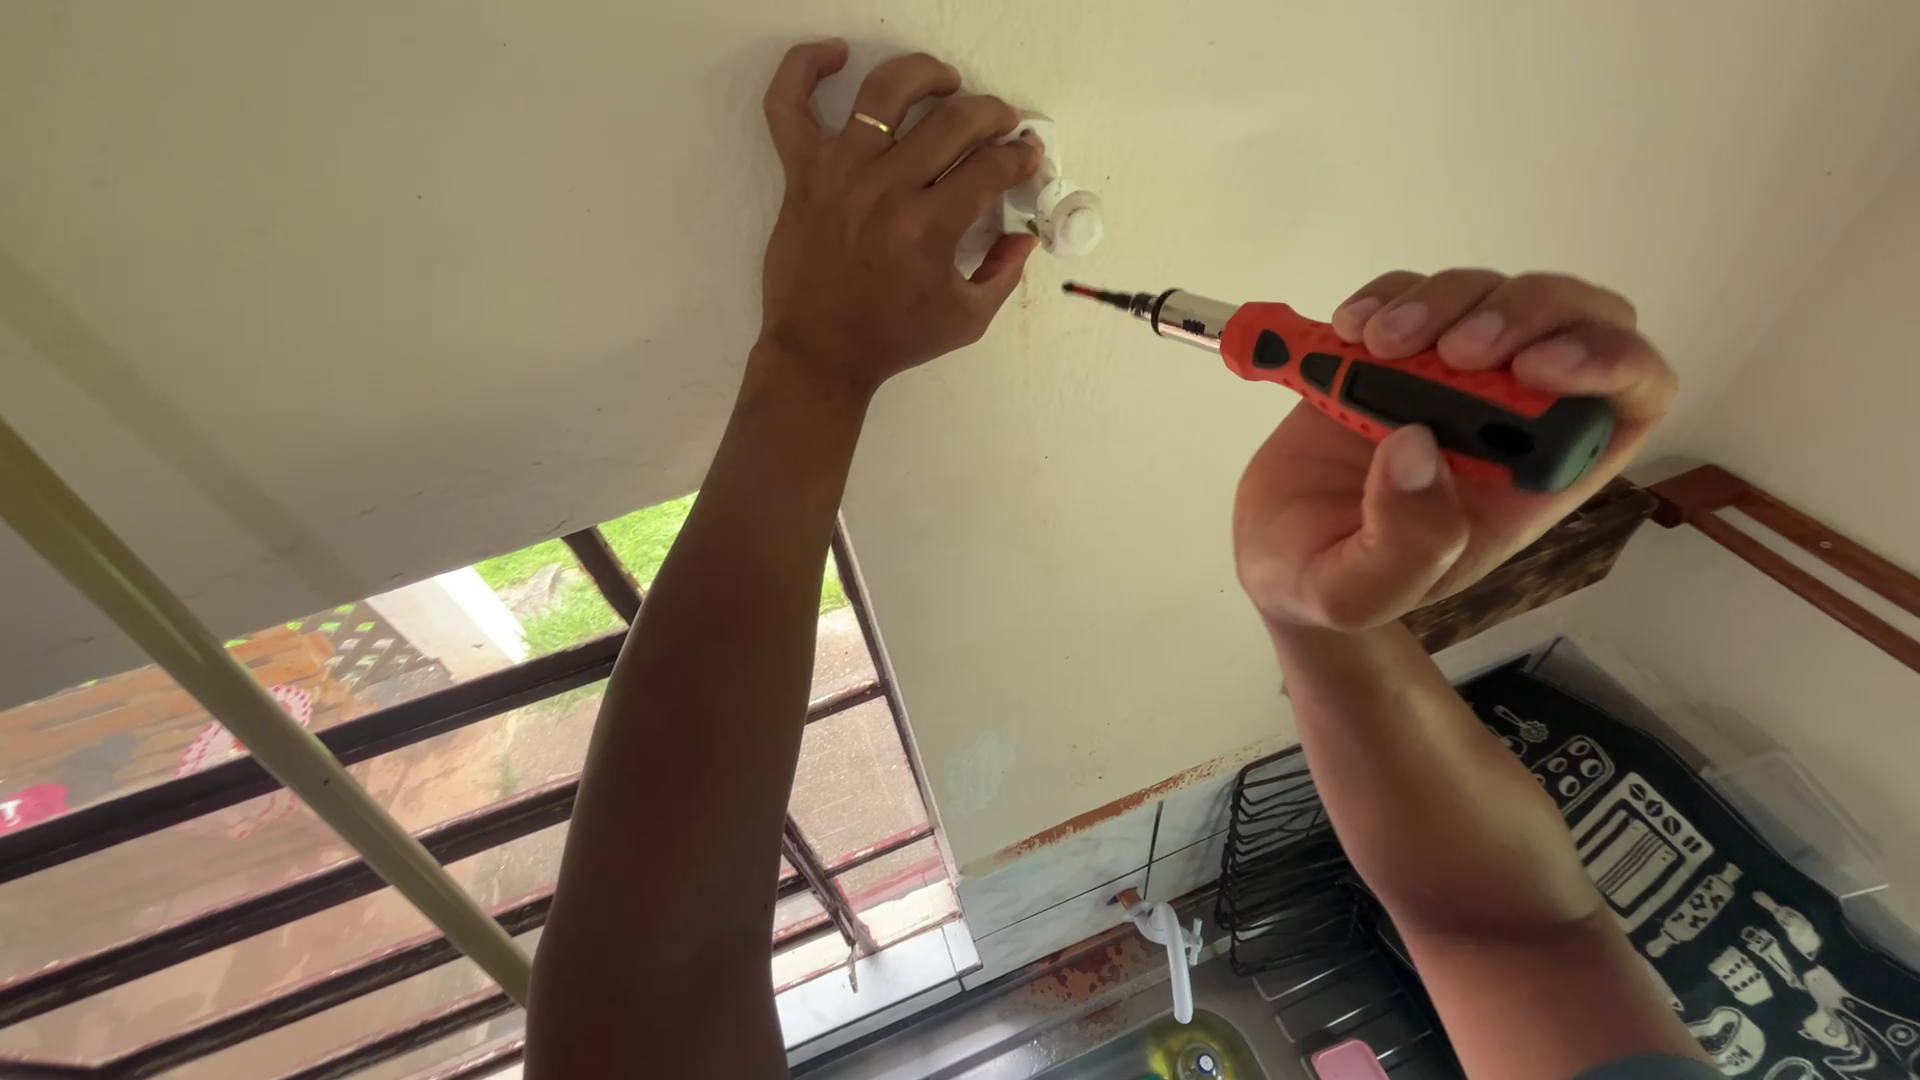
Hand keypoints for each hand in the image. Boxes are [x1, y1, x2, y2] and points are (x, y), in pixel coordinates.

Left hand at [753, 41, 1041, 398]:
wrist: (822, 355)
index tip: (1027, 157)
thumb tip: (1024, 235)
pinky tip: (835, 57)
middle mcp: (887, 189)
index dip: (1020, 158)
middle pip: (953, 120)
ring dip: (926, 74)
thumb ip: (1004, 275)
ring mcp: (840, 174)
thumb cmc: (894, 340)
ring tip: (945, 82)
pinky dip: (805, 67)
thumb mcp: (966, 320)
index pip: (991, 167)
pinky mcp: (802, 174)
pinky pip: (788, 105)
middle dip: (993, 114)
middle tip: (1003, 123)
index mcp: (931, 228)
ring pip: (884, 90)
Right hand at [1234, 270, 1676, 631]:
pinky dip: (1381, 296)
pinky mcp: (1384, 356)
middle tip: (1449, 351)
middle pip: (1570, 321)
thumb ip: (1405, 544)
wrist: (1269, 556)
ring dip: (1439, 302)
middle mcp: (1503, 417)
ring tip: (1369, 343)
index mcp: (1529, 478)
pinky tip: (1344, 329)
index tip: (1537, 367)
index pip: (1629, 399)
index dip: (1610, 364)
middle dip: (1522, 314)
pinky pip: (1407, 294)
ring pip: (1487, 295)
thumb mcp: (1359, 592)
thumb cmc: (1324, 585)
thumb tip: (1417, 445)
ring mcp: (1442, 379)